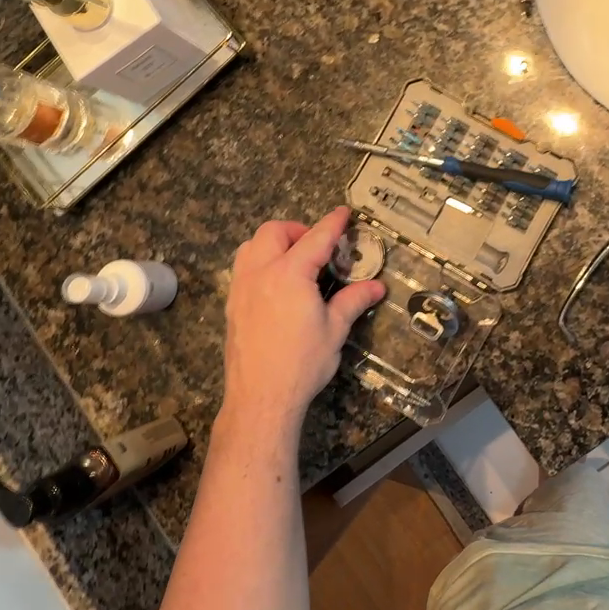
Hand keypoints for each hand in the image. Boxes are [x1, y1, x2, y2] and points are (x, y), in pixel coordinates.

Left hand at [223, 208, 385, 422]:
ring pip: (251, 246)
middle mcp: (260, 272)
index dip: (332, 223)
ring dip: (273, 243)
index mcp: (290, 274)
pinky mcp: (232, 305)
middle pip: (274, 232)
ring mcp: (241, 288)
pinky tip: (276, 283)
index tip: (344, 212)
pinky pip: (243, 268)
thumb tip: (376, 287)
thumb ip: (353, 301)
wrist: (261, 397)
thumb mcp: (334, 330)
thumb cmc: (302, 363)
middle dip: (298, 230)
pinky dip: (260, 261)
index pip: (316, 238)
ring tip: (294, 259)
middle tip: (318, 246)